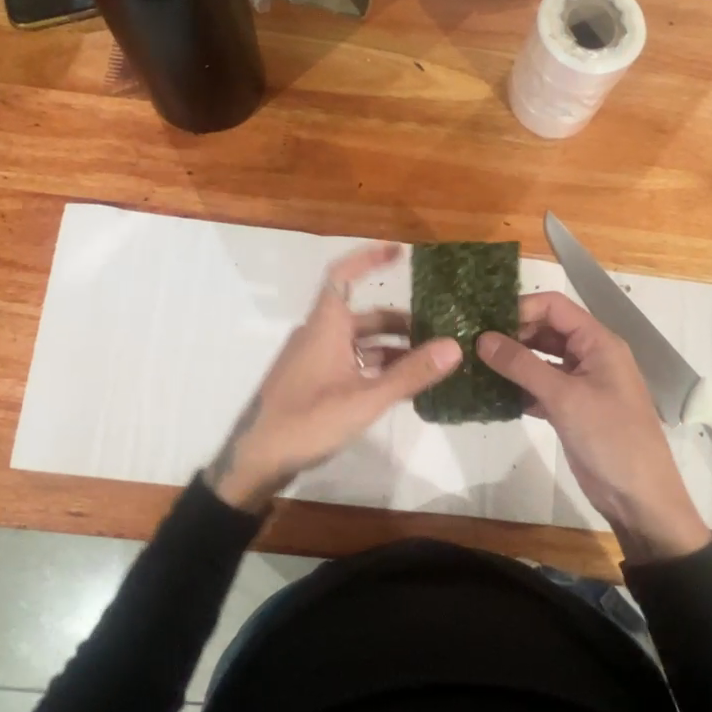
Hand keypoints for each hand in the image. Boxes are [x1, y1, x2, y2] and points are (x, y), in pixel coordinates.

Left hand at [206, 242, 463, 512]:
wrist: (257, 460)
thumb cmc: (307, 422)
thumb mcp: (365, 400)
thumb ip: (410, 374)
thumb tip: (454, 346)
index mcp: (324, 327)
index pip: (343, 275)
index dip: (369, 259)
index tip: (399, 251)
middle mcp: (317, 335)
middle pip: (361, 315)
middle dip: (398, 322)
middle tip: (435, 331)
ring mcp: (311, 360)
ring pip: (356, 342)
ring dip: (389, 348)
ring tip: (425, 363)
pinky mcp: (310, 382)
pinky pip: (347, 362)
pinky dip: (373, 367)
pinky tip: (396, 385)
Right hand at [476, 292, 711, 562]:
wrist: (639, 496)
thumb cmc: (610, 437)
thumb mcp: (565, 397)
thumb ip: (523, 365)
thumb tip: (482, 338)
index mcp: (598, 342)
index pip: (554, 306)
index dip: (520, 308)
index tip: (483, 322)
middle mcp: (590, 356)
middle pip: (545, 330)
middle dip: (511, 334)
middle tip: (470, 345)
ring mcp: (581, 384)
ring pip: (540, 360)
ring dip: (512, 363)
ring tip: (473, 366)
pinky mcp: (571, 410)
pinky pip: (540, 388)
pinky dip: (518, 389)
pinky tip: (490, 395)